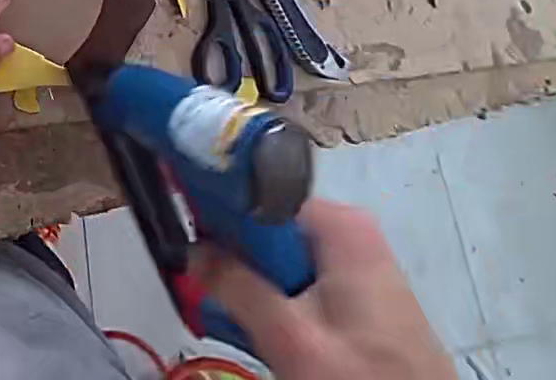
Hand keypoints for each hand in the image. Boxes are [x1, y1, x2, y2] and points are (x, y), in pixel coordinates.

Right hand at [197, 200, 455, 379]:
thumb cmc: (365, 378)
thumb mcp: (293, 340)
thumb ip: (238, 288)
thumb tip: (191, 250)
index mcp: (339, 222)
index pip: (263, 194)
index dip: (224, 213)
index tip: (192, 234)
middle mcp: (350, 227)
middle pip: (272, 226)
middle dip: (243, 259)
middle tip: (215, 292)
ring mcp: (359, 257)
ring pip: (285, 255)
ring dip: (260, 284)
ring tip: (244, 319)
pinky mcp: (362, 286)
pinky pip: (306, 275)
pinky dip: (284, 297)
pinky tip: (276, 330)